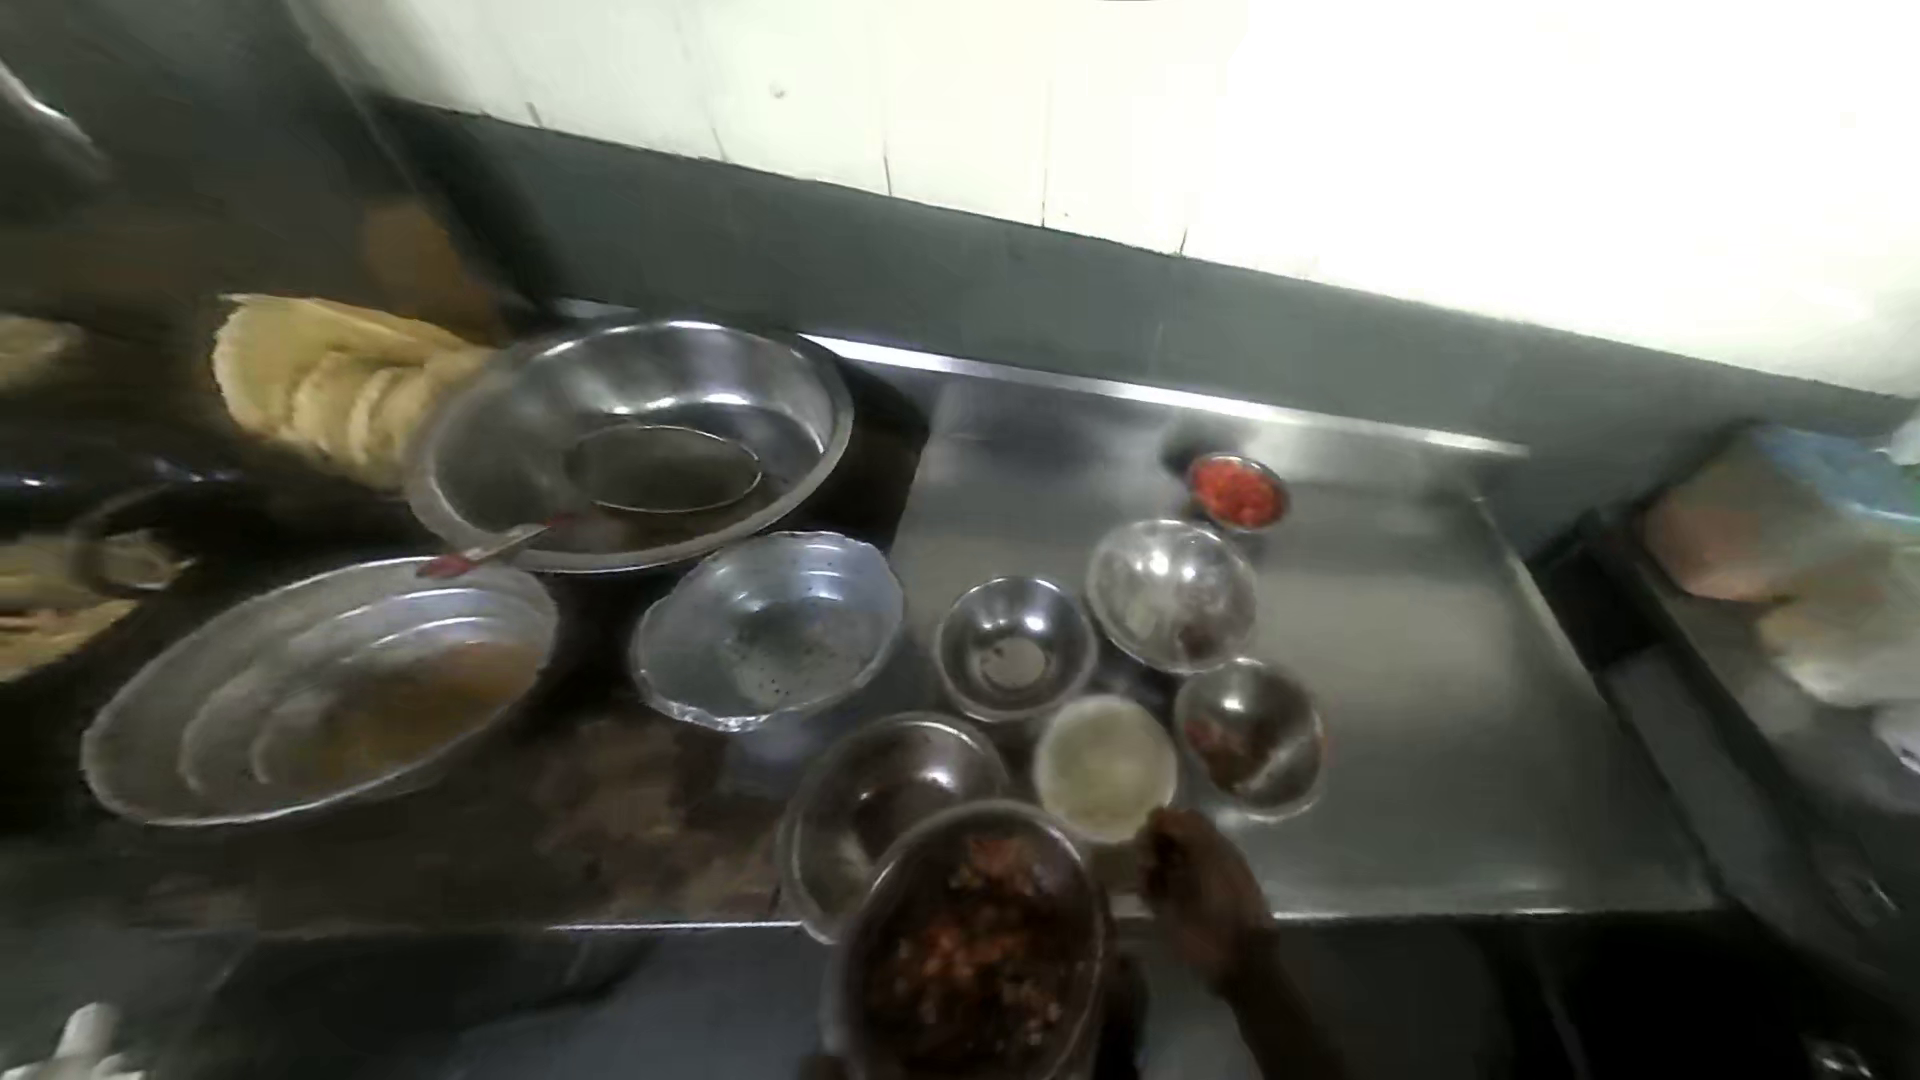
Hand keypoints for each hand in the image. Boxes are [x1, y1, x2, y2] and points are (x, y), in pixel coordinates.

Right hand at [1136, 808, 1270, 987]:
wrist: (1235, 957)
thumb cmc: (1229, 901)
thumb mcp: (1212, 855)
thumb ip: (1187, 828)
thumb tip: (1157, 814)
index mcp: (1209, 847)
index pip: (1180, 820)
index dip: (1166, 820)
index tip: (1153, 825)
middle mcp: (1192, 861)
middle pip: (1162, 836)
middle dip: (1151, 838)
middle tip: (1149, 852)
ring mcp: (1177, 885)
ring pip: (1150, 857)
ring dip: (1145, 858)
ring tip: (1148, 870)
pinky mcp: (1164, 908)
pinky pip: (1145, 884)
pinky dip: (1142, 880)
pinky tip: (1146, 885)